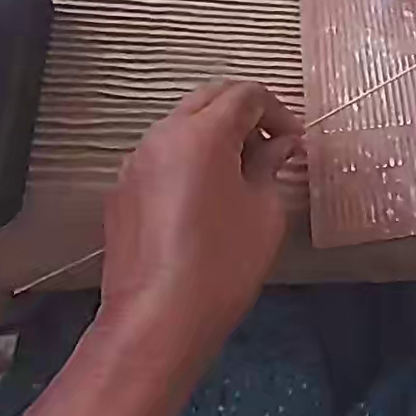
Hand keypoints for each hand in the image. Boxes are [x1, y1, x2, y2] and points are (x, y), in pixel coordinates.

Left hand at [98, 80, 300, 356]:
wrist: (157, 321)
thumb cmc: (223, 263)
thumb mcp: (265, 210)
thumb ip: (271, 164)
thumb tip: (279, 144)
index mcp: (203, 133)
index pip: (246, 94)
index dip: (277, 111)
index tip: (293, 141)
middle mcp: (163, 135)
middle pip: (210, 98)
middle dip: (245, 113)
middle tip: (271, 145)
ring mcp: (136, 161)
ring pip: (182, 123)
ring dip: (215, 132)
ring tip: (241, 170)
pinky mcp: (123, 189)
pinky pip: (162, 154)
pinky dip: (189, 156)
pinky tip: (206, 194)